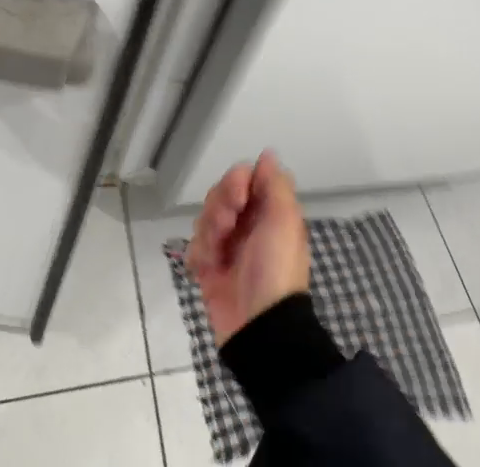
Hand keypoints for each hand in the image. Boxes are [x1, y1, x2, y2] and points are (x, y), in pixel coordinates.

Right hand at [184, 150, 309, 343]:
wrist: (259, 326)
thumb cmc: (276, 270)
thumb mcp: (285, 222)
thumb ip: (275, 185)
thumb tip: (267, 154)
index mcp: (269, 212)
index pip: (244, 178)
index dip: (236, 182)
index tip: (238, 197)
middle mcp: (248, 224)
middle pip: (220, 195)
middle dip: (218, 207)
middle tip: (227, 226)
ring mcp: (228, 247)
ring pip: (204, 219)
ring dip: (208, 232)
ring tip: (217, 254)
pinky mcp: (210, 268)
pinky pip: (194, 247)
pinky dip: (199, 255)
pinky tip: (207, 269)